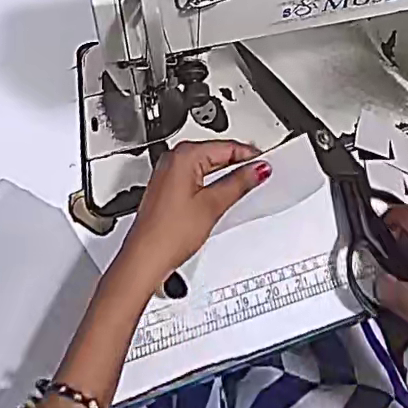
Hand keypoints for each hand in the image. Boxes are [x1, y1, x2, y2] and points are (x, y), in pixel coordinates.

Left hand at [115, 140, 268, 288]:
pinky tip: (220, 193)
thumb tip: (257, 168)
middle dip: (237, 162)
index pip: (226, 146)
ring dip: (224, 172)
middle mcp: (172, 159)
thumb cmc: (167, 235)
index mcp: (184, 155)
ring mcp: (167, 173)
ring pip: (205, 164)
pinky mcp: (166, 186)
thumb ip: (239, 183)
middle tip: (259, 172)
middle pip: (215, 152)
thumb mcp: (212, 205)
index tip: (265, 162)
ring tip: (244, 183)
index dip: (249, 155)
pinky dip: (210, 181)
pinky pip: (195, 174)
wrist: (143, 261)